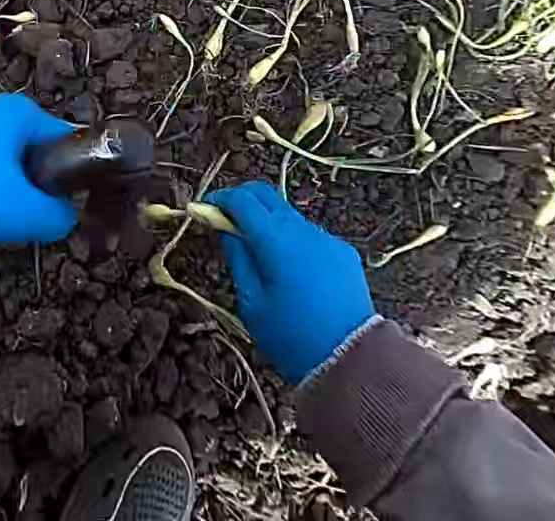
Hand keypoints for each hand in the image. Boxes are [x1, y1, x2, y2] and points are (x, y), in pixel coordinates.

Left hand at [0, 93, 77, 259]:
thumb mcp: (18, 212)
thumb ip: (58, 216)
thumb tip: (68, 218)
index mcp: (24, 113)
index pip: (71, 144)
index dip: (75, 179)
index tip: (64, 210)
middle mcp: (0, 112)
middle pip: (41, 158)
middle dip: (38, 191)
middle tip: (29, 220)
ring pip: (12, 169)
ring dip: (11, 196)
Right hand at [207, 181, 375, 383]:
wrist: (350, 360)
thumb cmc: (292, 337)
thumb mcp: (252, 302)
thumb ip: (237, 256)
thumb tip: (224, 227)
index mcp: (278, 240)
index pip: (243, 200)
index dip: (220, 199)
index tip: (203, 208)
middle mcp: (304, 229)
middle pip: (267, 195)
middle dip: (241, 199)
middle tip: (223, 220)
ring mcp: (326, 237)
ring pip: (288, 214)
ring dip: (267, 221)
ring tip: (256, 254)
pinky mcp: (341, 250)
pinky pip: (309, 234)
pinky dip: (291, 239)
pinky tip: (289, 270)